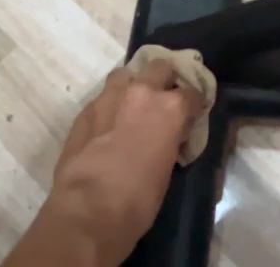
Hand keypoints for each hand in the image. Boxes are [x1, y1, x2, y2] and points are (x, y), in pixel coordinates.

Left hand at [9, 59, 202, 266]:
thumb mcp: (167, 170)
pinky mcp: (86, 109)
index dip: (193, 104)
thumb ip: (170, 141)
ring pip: (127, 74)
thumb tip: (169, 138)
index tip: (191, 114)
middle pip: (160, 68)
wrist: (86, 211)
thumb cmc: (136, 201)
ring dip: (133, 84)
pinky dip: (110, 104)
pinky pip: (104, 96)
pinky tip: (108, 124)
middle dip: (164, 80)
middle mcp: (143, 91)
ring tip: (132, 105)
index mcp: (171, 107)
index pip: (192, 92)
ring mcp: (111, 96)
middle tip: (162, 101)